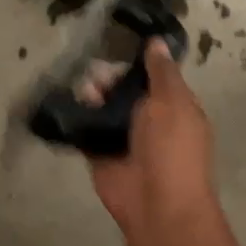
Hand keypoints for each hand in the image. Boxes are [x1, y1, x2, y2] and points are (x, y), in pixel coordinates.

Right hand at [88, 38, 216, 234]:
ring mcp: (122, 137)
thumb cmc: (172, 148)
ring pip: (101, 104)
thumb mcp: (172, 101)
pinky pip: (85, 127)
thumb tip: (158, 41)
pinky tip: (73, 103)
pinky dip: (77, 114)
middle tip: (96, 74)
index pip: (151, 76)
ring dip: (92, 92)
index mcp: (172, 107)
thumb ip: (162, 71)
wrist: (156, 204)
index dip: (134, 61)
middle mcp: (147, 120)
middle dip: (107, 76)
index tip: (117, 46)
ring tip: (86, 91)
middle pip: (121, 88)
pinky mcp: (99, 152)